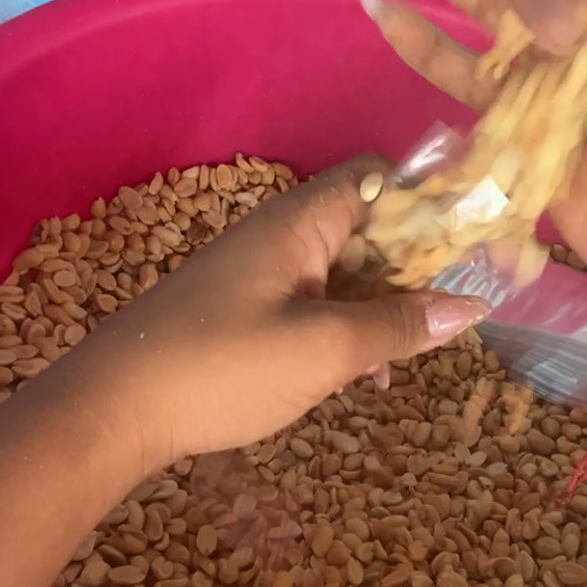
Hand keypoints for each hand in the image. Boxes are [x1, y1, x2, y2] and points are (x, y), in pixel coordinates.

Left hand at [34, 156, 490, 472]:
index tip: (470, 243)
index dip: (429, 201)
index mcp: (300, 223)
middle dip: (412, 268)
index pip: (376, 178)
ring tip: (405, 359)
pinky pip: (312, 308)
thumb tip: (470, 306)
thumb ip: (398, 326)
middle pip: (365, 229)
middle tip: (447, 315)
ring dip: (380, 310)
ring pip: (341, 276)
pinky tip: (360, 377)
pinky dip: (343, 332)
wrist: (117, 408)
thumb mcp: (325, 349)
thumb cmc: (224, 368)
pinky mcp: (245, 314)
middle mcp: (280, 238)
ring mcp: (260, 277)